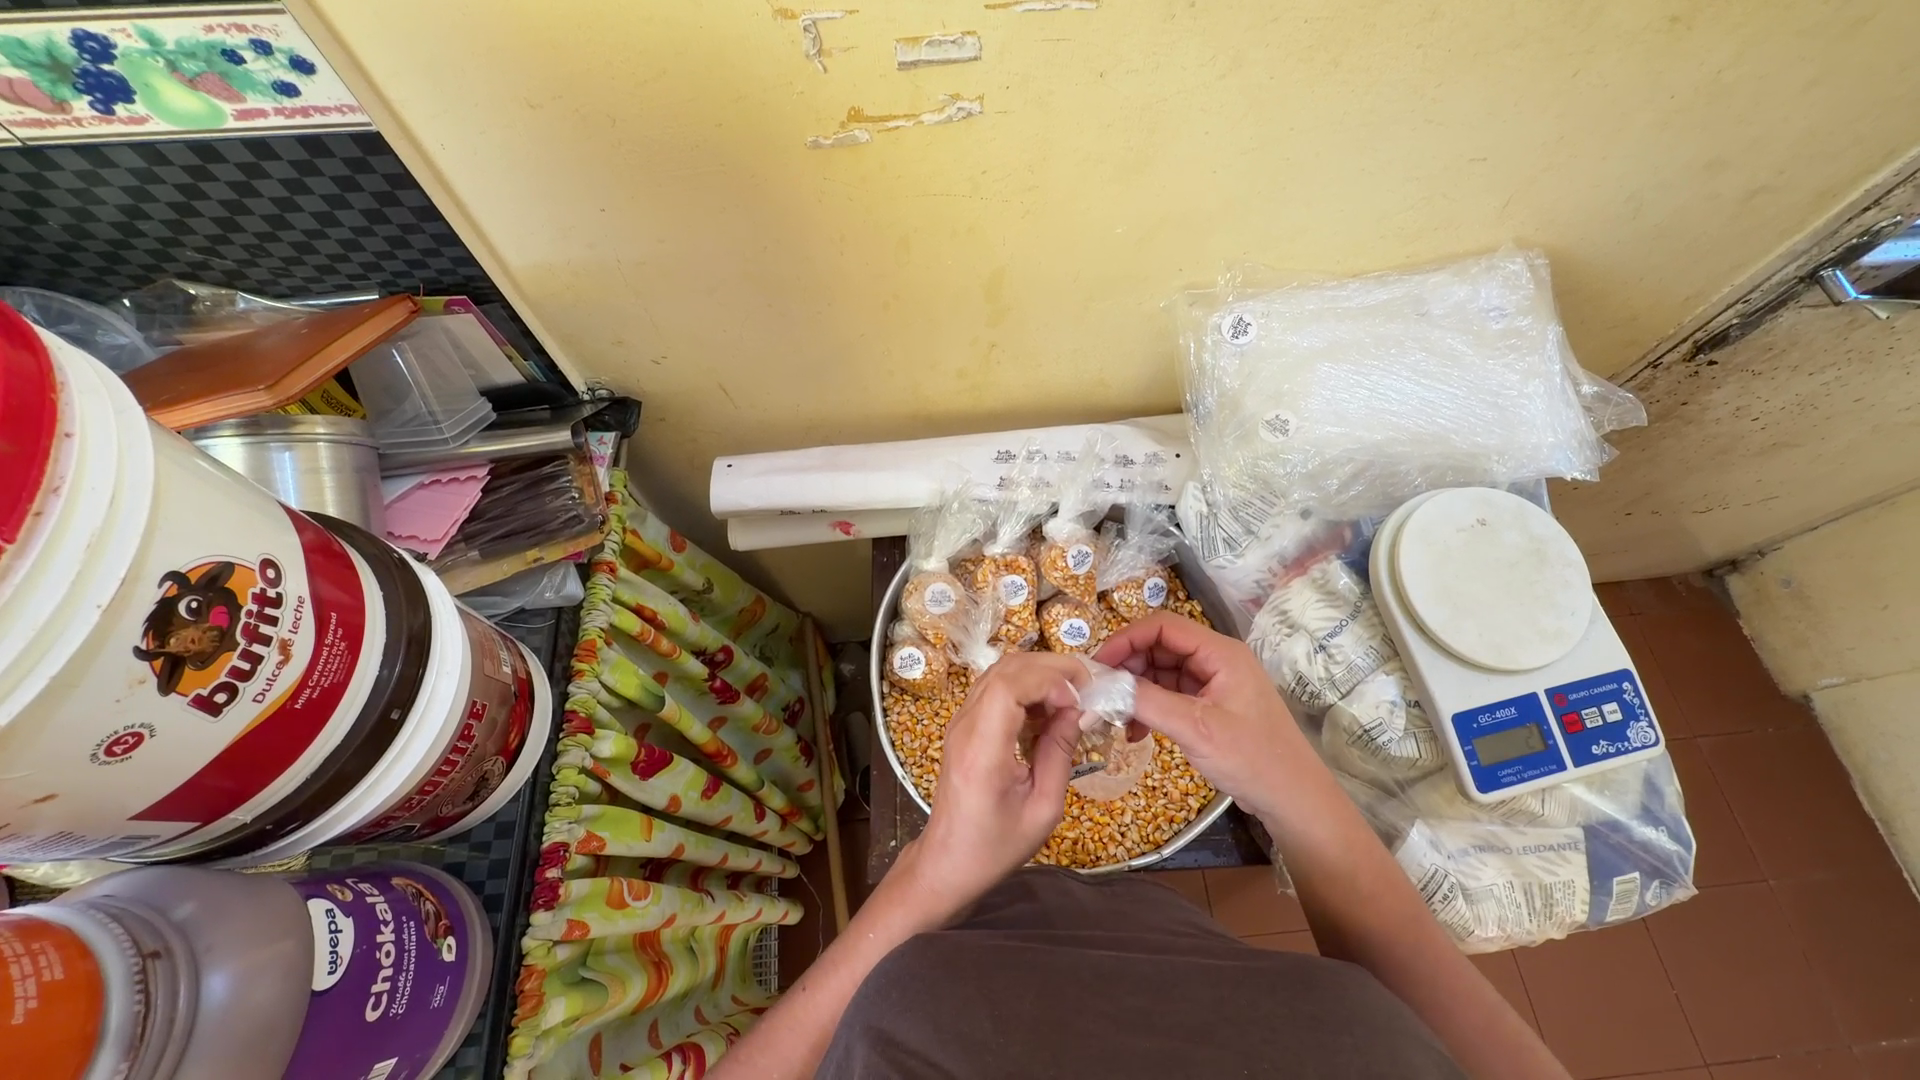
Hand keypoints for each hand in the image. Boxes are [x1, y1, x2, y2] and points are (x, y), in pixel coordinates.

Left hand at [910, 651, 1088, 904]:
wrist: (948, 861)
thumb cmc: (996, 845)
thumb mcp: (1043, 809)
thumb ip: (1060, 754)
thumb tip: (1079, 711)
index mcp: (982, 750)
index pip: (1008, 686)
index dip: (1047, 680)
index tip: (1078, 701)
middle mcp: (965, 726)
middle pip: (1006, 669)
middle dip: (1051, 668)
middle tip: (1088, 688)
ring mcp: (959, 722)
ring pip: (1000, 672)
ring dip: (1039, 674)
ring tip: (1072, 697)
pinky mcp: (963, 725)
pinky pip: (995, 688)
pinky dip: (1026, 687)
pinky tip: (1048, 710)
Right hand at [1094, 612, 1311, 819]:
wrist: (1292, 800)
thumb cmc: (1251, 759)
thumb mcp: (1195, 728)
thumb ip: (1148, 701)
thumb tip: (1103, 685)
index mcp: (1220, 653)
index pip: (1163, 627)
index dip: (1126, 639)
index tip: (1097, 665)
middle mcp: (1216, 660)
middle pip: (1160, 648)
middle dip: (1127, 668)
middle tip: (1101, 693)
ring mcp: (1213, 683)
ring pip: (1161, 672)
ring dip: (1135, 692)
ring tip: (1114, 717)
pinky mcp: (1209, 706)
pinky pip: (1169, 695)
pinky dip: (1149, 709)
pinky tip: (1134, 732)